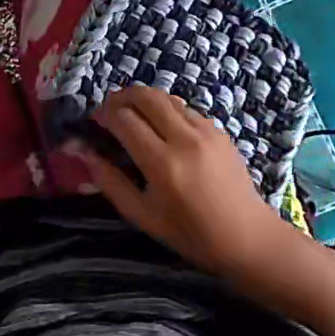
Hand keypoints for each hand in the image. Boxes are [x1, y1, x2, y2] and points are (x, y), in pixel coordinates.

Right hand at [82, 86, 307, 277]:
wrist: (250, 239)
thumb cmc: (190, 233)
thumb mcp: (141, 215)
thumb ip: (109, 181)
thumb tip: (84, 153)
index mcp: (162, 162)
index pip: (124, 119)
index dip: (102, 115)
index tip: (93, 124)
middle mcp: (185, 139)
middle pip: (145, 96)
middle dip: (119, 98)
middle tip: (108, 113)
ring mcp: (207, 132)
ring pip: (165, 97)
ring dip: (142, 101)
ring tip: (131, 117)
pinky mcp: (220, 132)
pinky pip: (184, 108)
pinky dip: (164, 110)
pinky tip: (159, 129)